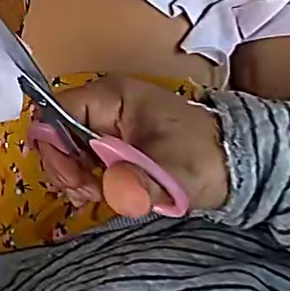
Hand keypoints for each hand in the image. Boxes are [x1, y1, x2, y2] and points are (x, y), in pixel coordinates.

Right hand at [39, 75, 227, 216]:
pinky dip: (81, 179)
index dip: (56, 146)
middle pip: (55, 131)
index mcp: (111, 96)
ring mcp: (105, 124)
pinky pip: (78, 158)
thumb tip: (114, 191)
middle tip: (88, 191)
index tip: (77, 177)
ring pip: (63, 147)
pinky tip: (99, 193)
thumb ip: (143, 182)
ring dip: (72, 175)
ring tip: (97, 194)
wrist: (235, 163)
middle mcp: (102, 105)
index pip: (56, 112)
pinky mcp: (110, 144)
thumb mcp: (176, 171)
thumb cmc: (205, 156)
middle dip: (63, 165)